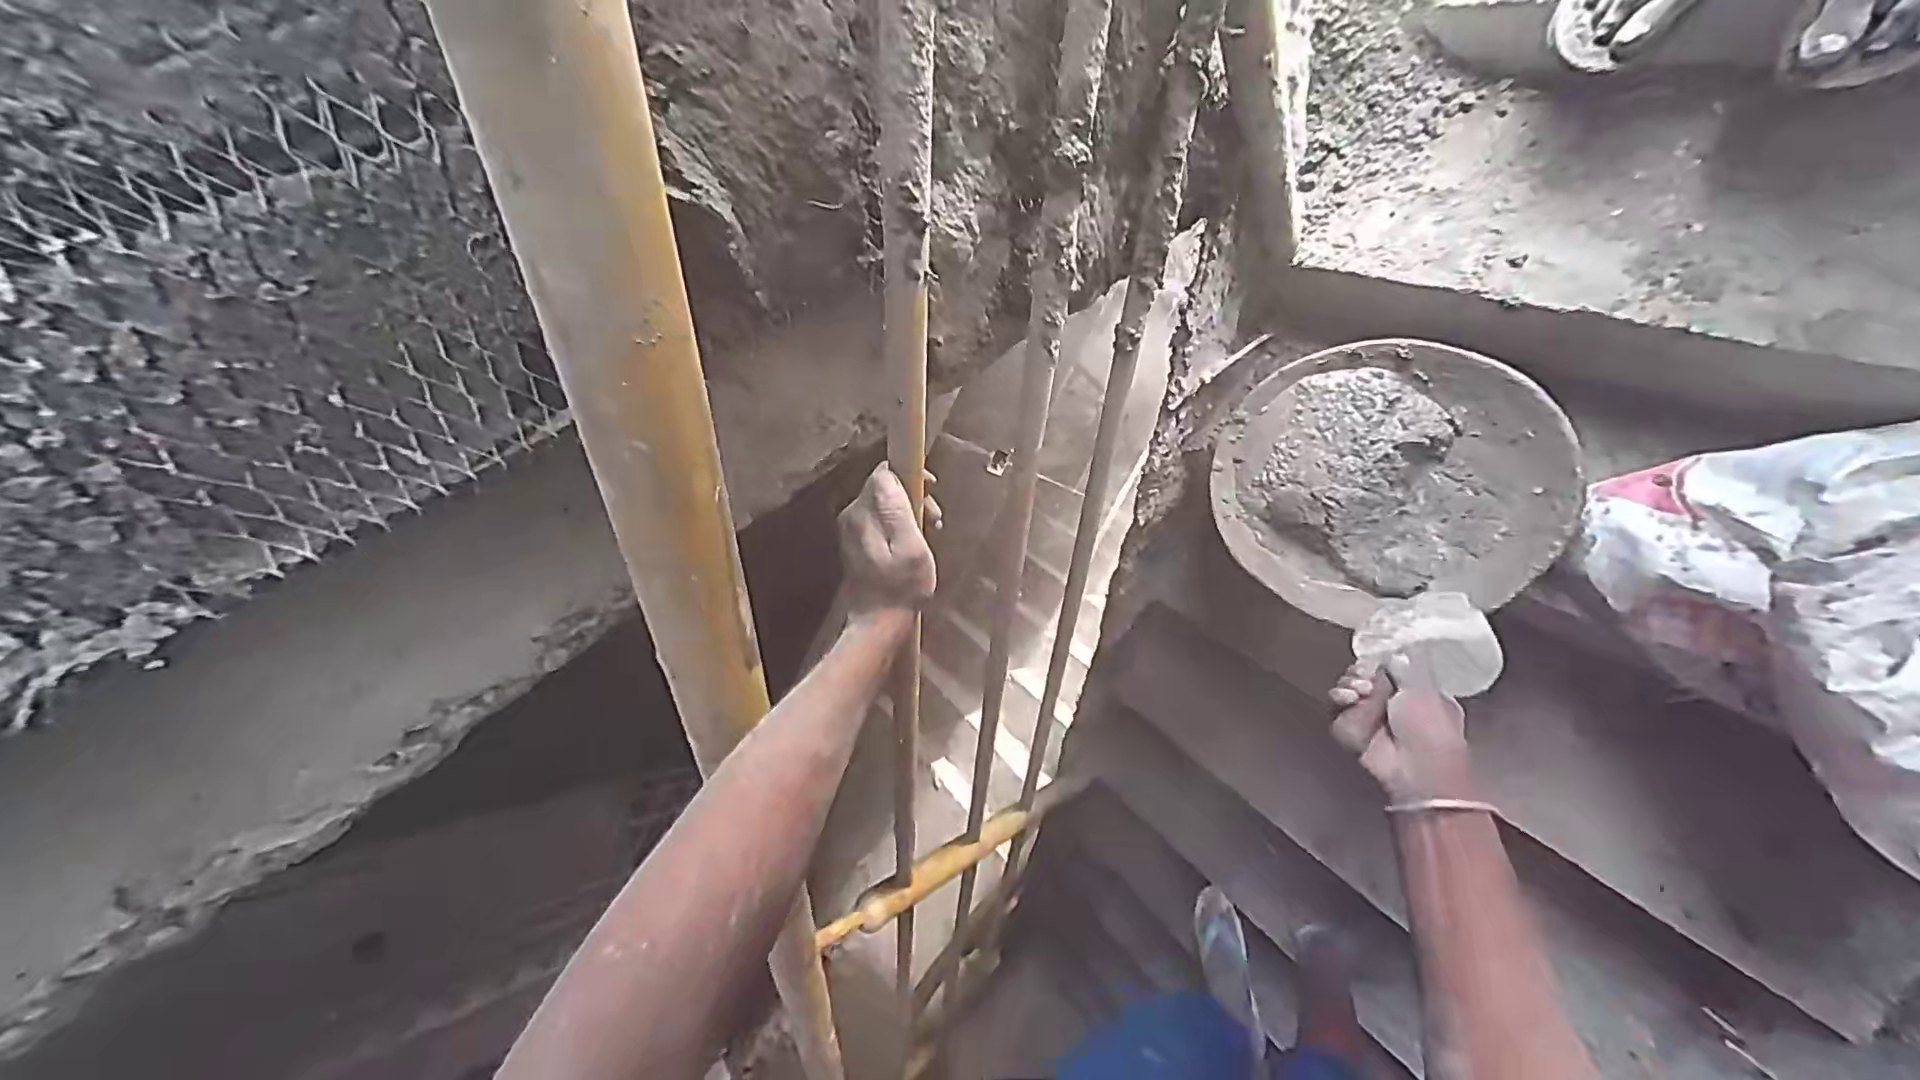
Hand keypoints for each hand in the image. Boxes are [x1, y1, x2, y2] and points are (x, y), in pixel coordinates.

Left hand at [838, 463, 938, 616]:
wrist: (878, 621)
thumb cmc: (902, 587)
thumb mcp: (910, 548)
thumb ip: (897, 510)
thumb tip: (888, 473)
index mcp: (863, 513)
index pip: (884, 472)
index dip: (910, 473)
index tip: (931, 489)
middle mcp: (852, 515)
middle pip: (885, 487)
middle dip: (914, 495)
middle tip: (935, 519)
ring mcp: (852, 528)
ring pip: (885, 502)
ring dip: (910, 510)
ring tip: (929, 531)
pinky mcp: (857, 541)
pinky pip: (881, 518)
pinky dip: (900, 523)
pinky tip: (913, 542)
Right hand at [1328, 655, 1475, 803]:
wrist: (1417, 766)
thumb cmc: (1432, 728)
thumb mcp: (1425, 687)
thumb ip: (1404, 665)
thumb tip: (1389, 654)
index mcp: (1415, 691)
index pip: (1385, 667)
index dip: (1377, 661)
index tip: (1375, 661)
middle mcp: (1390, 702)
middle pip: (1360, 675)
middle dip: (1359, 673)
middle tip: (1365, 678)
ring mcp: (1369, 716)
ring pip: (1345, 688)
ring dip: (1348, 685)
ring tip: (1358, 692)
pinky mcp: (1350, 729)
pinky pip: (1335, 707)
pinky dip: (1339, 700)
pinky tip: (1349, 700)